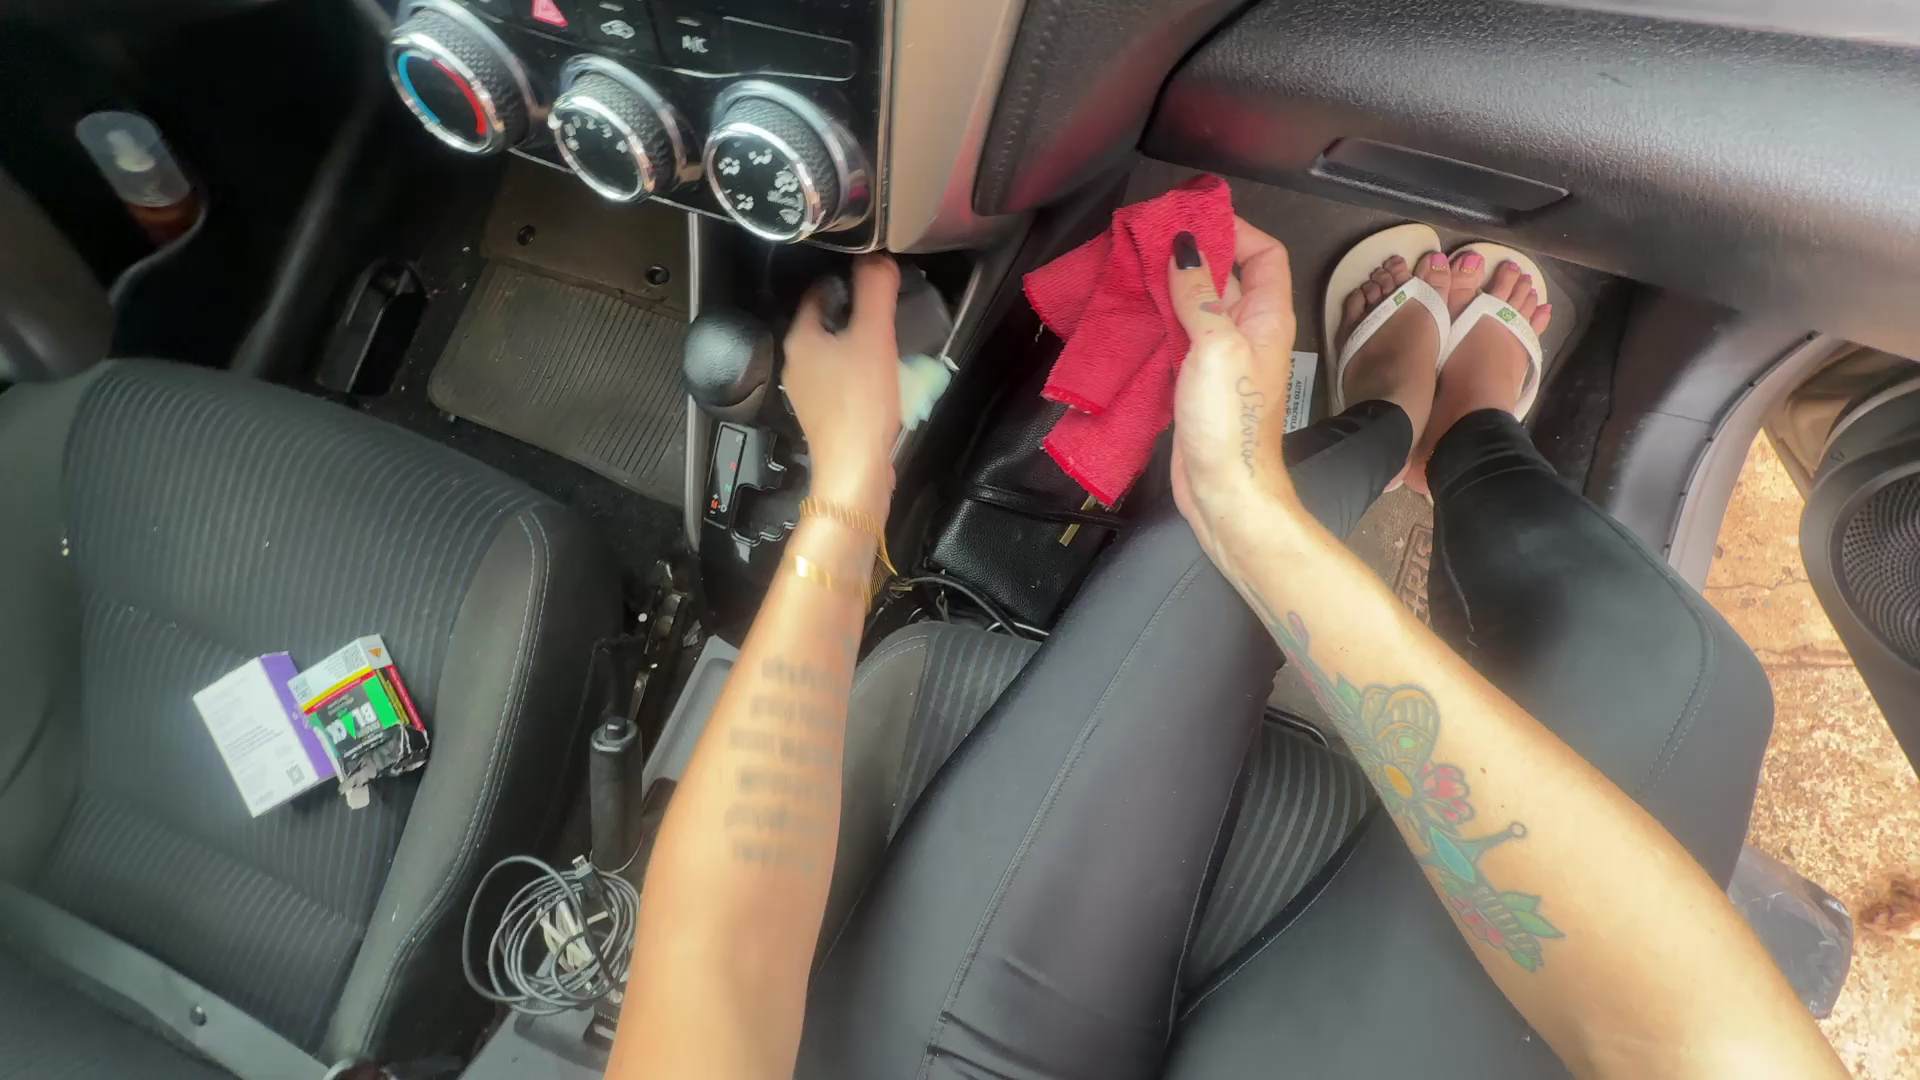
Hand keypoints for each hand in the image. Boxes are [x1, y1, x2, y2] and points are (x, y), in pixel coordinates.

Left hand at [783, 254, 901, 516]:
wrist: (856, 469)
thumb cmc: (861, 404)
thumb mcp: (874, 338)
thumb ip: (875, 293)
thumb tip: (878, 258)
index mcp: (800, 339)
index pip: (819, 292)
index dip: (847, 281)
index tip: (875, 281)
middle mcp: (796, 364)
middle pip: (828, 324)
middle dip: (857, 316)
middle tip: (888, 314)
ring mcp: (808, 392)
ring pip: (835, 354)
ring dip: (859, 347)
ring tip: (889, 347)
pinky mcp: (824, 416)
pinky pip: (842, 383)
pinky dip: (860, 376)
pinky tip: (882, 383)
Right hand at [1166, 219, 1300, 547]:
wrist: (1223, 486)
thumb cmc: (1230, 421)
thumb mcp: (1216, 346)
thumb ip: (1200, 295)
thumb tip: (1185, 248)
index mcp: (1267, 317)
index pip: (1264, 254)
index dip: (1235, 230)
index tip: (1194, 218)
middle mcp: (1249, 332)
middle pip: (1227, 277)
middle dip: (1194, 256)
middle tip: (1150, 241)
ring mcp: (1222, 358)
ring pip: (1199, 308)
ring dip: (1172, 290)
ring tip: (1135, 273)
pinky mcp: (1197, 382)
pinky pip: (1181, 340)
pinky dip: (1162, 324)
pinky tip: (1136, 318)